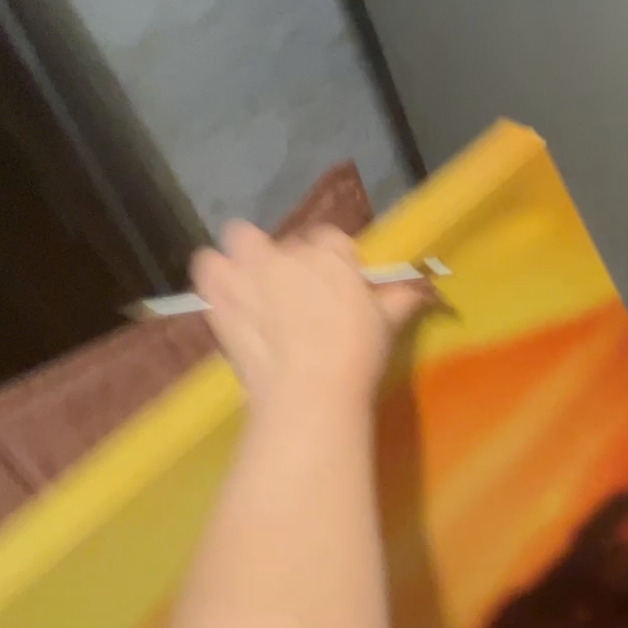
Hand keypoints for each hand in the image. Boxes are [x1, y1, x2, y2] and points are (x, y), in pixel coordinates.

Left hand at [190, 221, 432, 417]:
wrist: (310, 390)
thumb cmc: (358, 354)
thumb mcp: (389, 324)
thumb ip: (400, 299)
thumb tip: (417, 289)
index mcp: (331, 255)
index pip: (332, 238)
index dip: (336, 259)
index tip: (341, 283)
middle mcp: (287, 253)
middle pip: (289, 241)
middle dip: (294, 260)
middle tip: (304, 293)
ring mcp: (248, 269)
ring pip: (242, 238)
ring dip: (249, 255)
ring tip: (259, 285)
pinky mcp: (218, 292)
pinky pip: (209, 264)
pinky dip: (219, 274)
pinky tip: (233, 295)